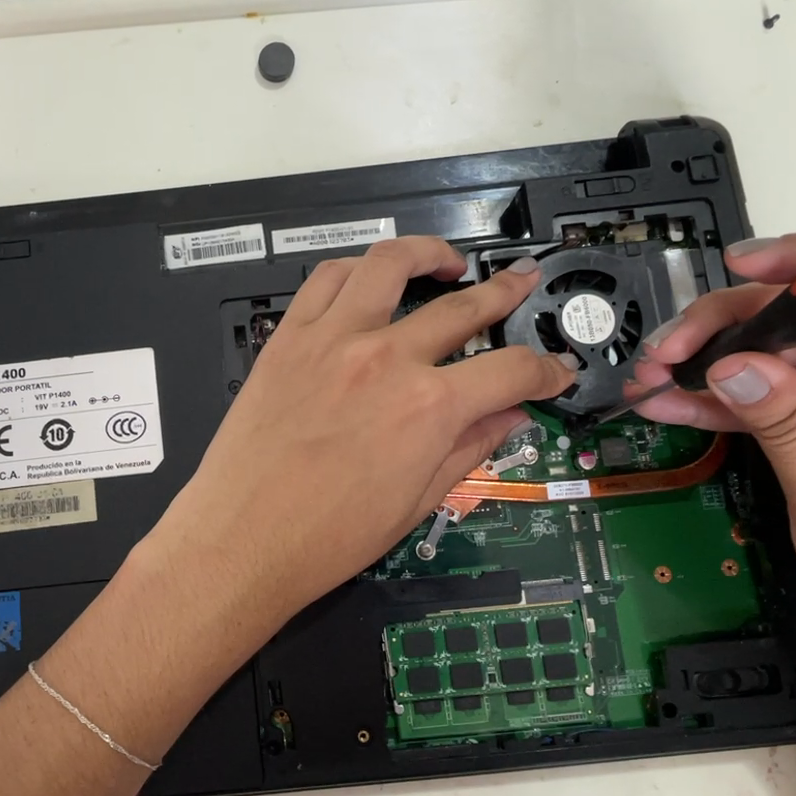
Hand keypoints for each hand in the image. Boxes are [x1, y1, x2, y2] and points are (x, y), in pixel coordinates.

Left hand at [140, 236, 575, 620]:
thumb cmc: (327, 539)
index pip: (511, 370)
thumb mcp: (416, 504)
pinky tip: (369, 280)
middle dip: (505, 292)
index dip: (545, 370)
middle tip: (522, 282)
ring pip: (389, 265)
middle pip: (462, 307)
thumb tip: (510, 417)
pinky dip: (356, 270)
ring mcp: (332, 340)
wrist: (241, 541)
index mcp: (429, 408)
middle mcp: (386, 360)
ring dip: (427, 254)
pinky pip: (325, 280)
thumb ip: (469, 449)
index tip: (554, 371)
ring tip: (447, 262)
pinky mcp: (288, 338)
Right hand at [632, 232, 795, 675]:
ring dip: (718, 357)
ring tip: (654, 377)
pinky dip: (724, 394)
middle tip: (670, 349)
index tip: (747, 265)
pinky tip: (669, 401)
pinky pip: (779, 386)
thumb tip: (732, 365)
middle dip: (742, 322)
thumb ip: (793, 430)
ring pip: (792, 345)